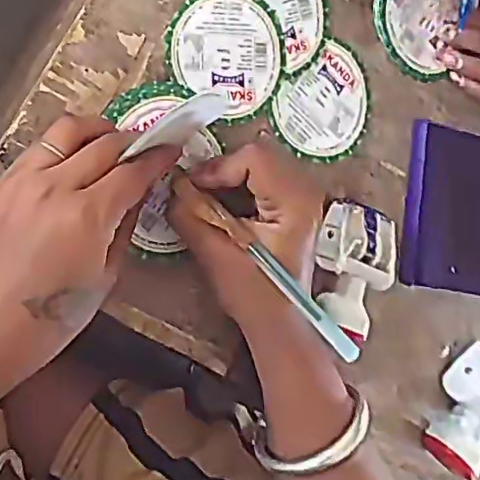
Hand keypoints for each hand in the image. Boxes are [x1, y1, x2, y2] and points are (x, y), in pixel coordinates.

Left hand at [0, 115, 179, 382]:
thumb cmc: (51, 318)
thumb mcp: (105, 276)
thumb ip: (125, 226)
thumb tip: (139, 192)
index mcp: (86, 215)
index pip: (131, 171)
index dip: (156, 158)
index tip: (169, 150)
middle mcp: (55, 186)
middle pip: (104, 143)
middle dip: (131, 141)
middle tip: (144, 148)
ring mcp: (24, 179)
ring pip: (68, 128)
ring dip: (96, 129)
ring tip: (108, 140)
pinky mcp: (4, 181)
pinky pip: (40, 145)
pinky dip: (64, 144)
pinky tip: (73, 158)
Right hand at [167, 143, 326, 333]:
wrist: (281, 325)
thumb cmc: (254, 295)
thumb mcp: (216, 254)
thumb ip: (190, 214)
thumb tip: (173, 186)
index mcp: (294, 201)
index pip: (253, 157)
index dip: (217, 167)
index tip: (192, 185)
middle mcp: (306, 191)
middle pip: (258, 153)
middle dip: (222, 167)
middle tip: (197, 187)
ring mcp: (304, 197)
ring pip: (261, 161)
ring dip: (231, 174)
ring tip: (208, 195)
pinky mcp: (295, 204)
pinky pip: (265, 175)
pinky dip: (241, 182)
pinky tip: (225, 203)